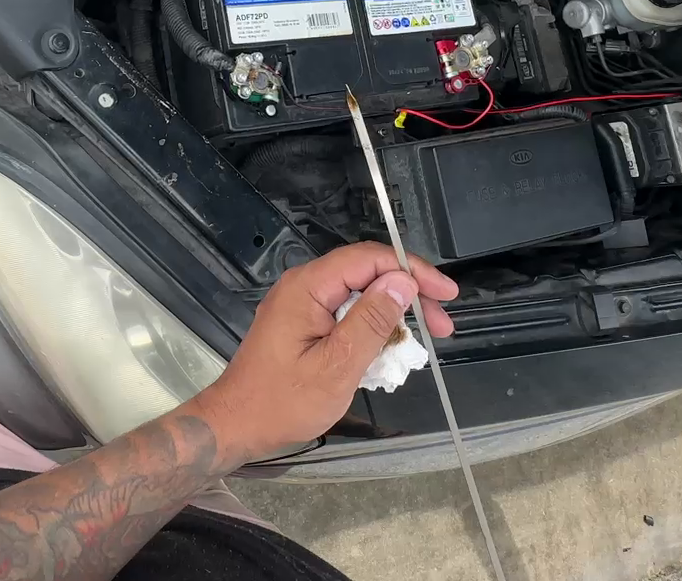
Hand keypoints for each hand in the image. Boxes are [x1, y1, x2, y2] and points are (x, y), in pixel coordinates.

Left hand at [181, 242, 458, 464]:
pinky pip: (344, 311)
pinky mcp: (302, 321)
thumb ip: (370, 321)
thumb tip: (402, 281)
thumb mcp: (336, 366)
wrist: (235, 424)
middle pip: (365, 272)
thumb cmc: (283, 401)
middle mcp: (304, 284)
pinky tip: (390, 348)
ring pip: (357, 293)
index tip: (446, 294)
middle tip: (442, 325)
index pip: (368, 259)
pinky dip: (370, 326)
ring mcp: (301, 302)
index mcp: (308, 285)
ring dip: (391, 312)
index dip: (411, 270)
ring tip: (423, 339)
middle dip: (407, 293)